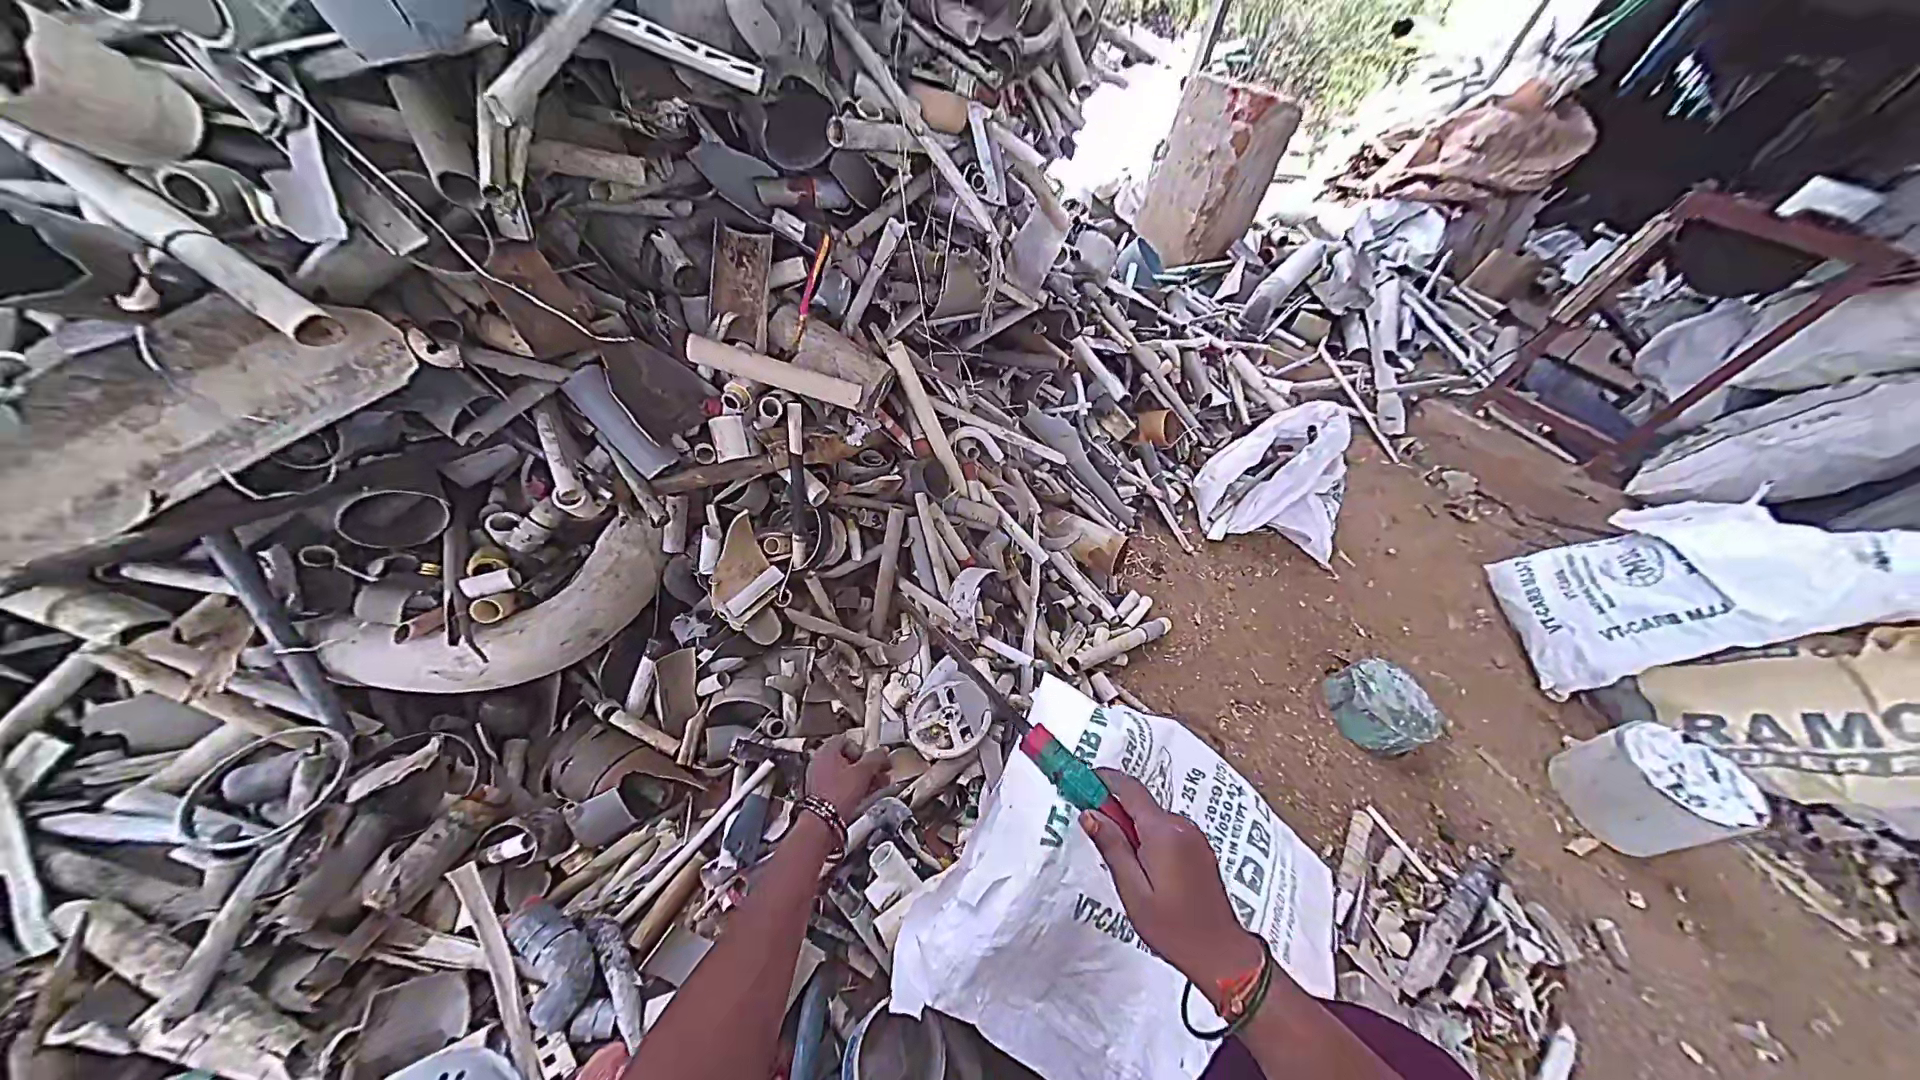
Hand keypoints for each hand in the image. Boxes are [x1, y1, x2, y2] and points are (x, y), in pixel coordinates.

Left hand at [805, 734, 890, 820]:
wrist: (824, 823)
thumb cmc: (836, 796)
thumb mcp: (863, 772)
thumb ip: (876, 759)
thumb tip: (882, 752)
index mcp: (826, 751)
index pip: (849, 740)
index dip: (865, 747)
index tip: (876, 755)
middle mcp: (820, 763)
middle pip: (849, 758)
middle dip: (868, 765)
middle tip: (880, 770)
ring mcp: (820, 780)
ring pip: (847, 774)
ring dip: (864, 777)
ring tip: (879, 783)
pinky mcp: (823, 796)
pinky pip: (842, 787)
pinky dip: (855, 788)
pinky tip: (868, 794)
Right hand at [1081, 768, 1264, 1006]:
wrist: (1223, 956)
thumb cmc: (1174, 929)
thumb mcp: (1133, 890)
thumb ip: (1112, 846)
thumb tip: (1089, 814)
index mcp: (1163, 832)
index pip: (1128, 788)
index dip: (1102, 779)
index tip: (1081, 781)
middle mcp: (1181, 826)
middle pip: (1140, 803)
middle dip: (1115, 812)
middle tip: (1096, 837)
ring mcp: (1193, 836)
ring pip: (1152, 818)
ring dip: (1132, 829)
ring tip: (1125, 869)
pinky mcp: (1199, 848)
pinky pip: (1166, 830)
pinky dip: (1149, 838)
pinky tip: (1145, 871)